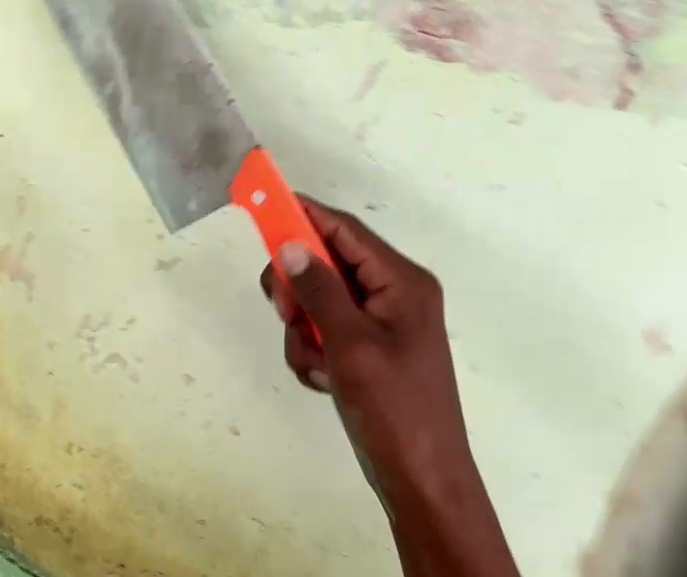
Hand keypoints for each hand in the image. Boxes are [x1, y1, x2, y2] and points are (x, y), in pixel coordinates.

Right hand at [260, 197, 517, 576]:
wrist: (422, 482)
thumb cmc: (393, 407)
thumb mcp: (350, 343)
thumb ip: (318, 289)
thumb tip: (288, 245)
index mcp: (401, 282)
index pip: (344, 230)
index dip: (304, 214)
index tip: (264, 205)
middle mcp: (391, 293)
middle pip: (326, 263)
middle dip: (299, 288)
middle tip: (285, 312)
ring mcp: (378, 323)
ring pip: (317, 299)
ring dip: (304, 328)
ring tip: (315, 361)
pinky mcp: (366, 349)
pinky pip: (323, 329)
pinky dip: (313, 350)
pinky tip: (323, 379)